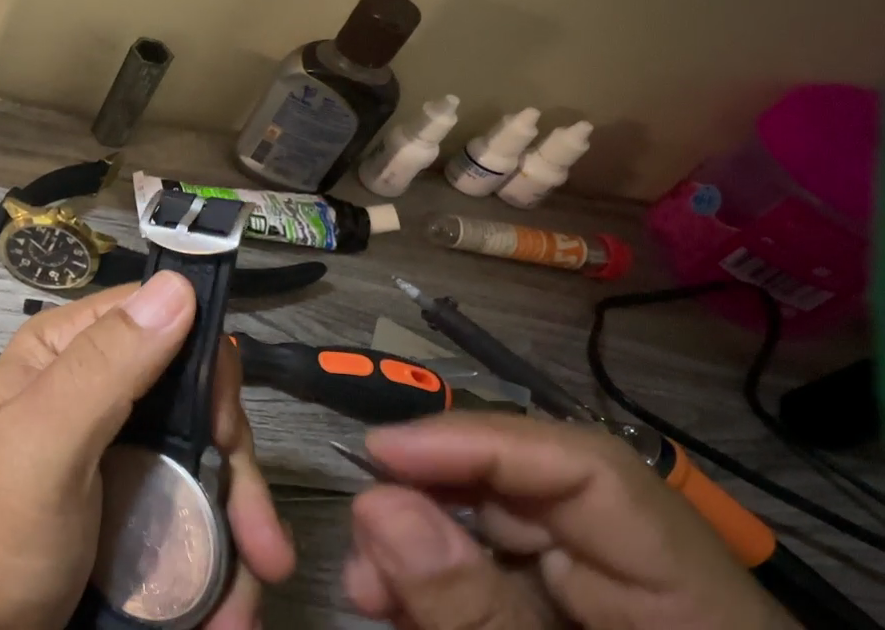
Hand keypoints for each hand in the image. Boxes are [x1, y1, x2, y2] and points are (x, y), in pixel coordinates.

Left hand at [0, 273, 295, 629]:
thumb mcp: (40, 443)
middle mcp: (96, 387)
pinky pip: (190, 507)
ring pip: (203, 458)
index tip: (228, 437)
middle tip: (262, 548)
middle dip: (236, 470)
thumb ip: (104, 367)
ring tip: (242, 609)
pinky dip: (216, 555)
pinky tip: (224, 610)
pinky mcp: (128, 499)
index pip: (161, 319)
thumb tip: (178, 287)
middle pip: (196, 398)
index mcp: (66, 351)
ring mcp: (115, 447)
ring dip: (238, 528)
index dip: (206, 369)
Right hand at [340, 413, 791, 629]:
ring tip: (367, 588)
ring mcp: (618, 603)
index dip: (478, 445)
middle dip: (427, 505)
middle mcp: (662, 583)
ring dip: (418, 548)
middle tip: (360, 545)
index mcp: (699, 604)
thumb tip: (377, 502)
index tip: (379, 453)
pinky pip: (496, 575)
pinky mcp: (576, 617)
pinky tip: (394, 602)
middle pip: (530, 497)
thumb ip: (472, 612)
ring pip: (499, 532)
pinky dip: (437, 584)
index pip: (590, 474)